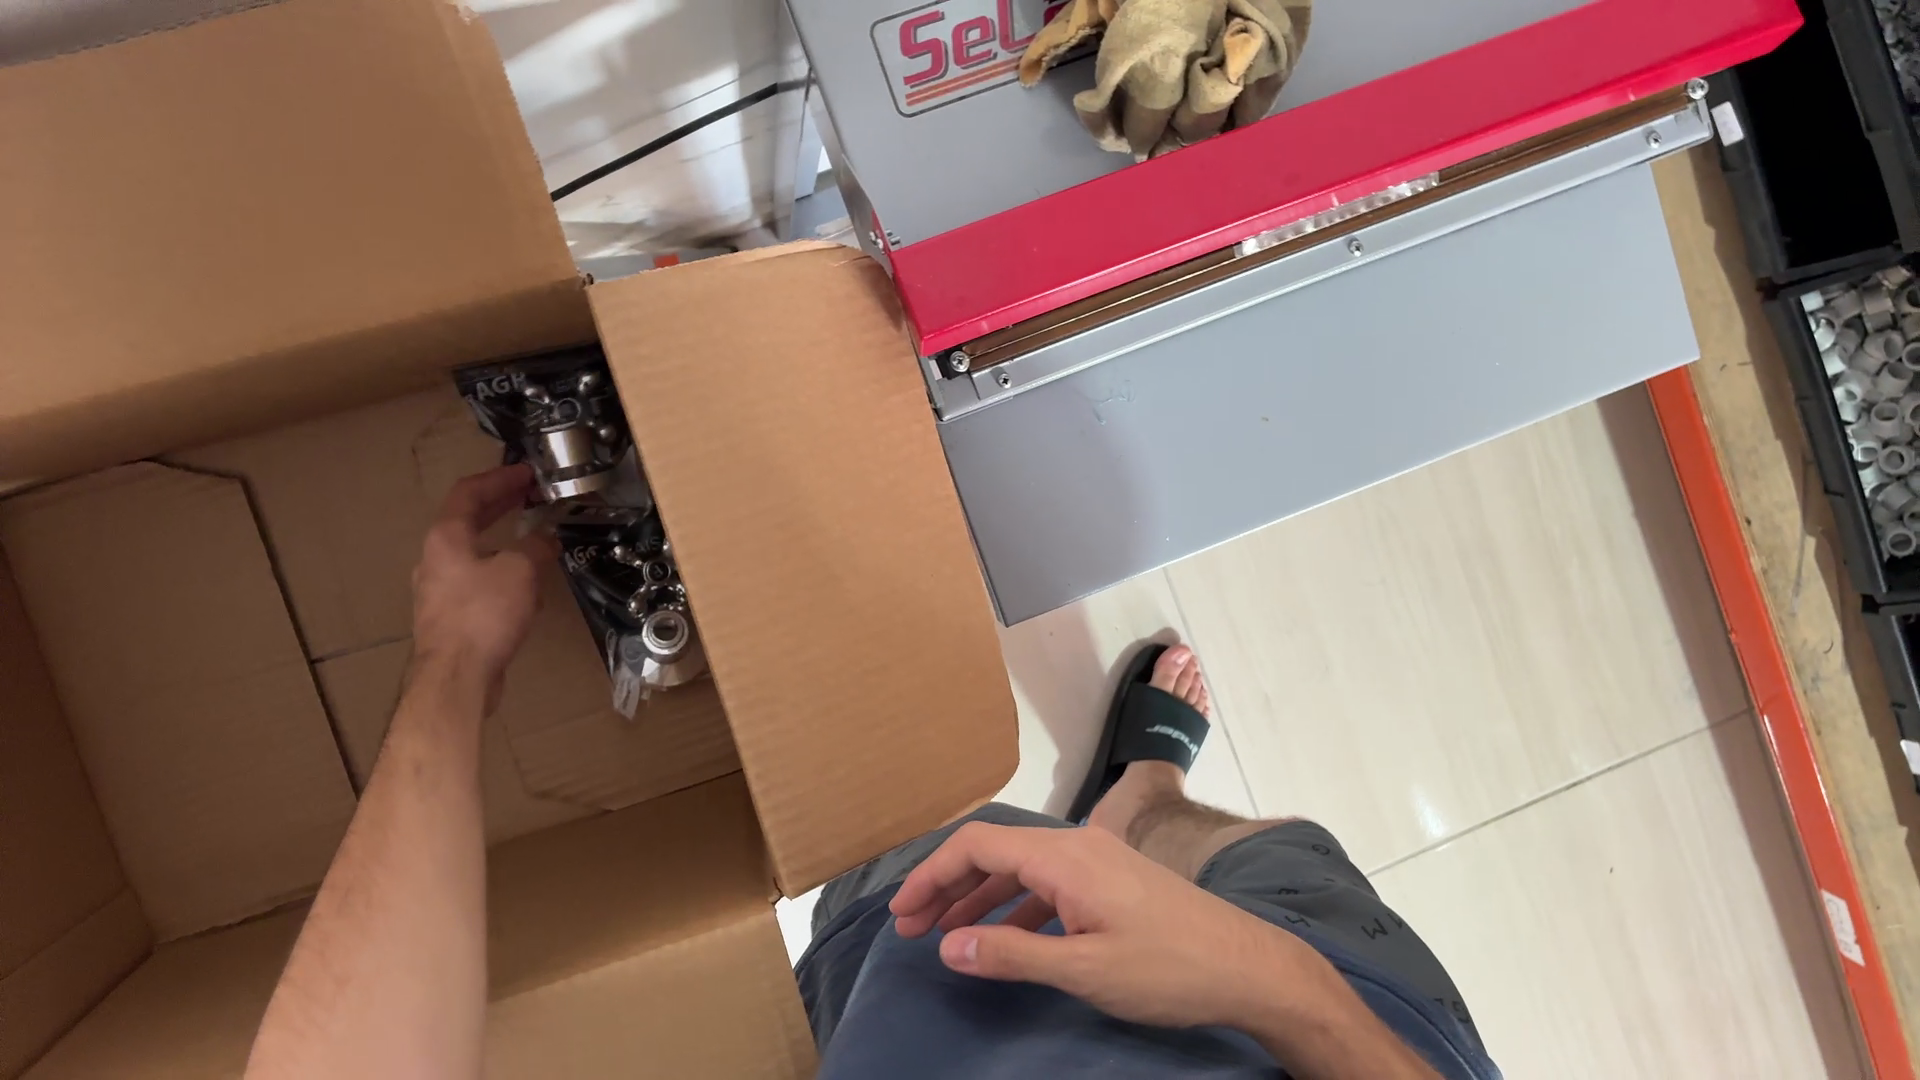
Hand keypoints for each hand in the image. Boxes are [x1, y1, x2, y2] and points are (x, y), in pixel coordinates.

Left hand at [411, 464, 557, 712]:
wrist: (458, 674)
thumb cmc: (484, 614)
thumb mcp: (521, 570)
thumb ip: (536, 547)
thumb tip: (546, 538)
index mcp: (447, 538)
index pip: (469, 493)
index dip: (499, 478)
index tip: (525, 471)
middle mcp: (436, 559)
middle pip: (467, 520)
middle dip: (500, 504)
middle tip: (529, 494)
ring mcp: (440, 589)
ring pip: (472, 552)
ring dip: (502, 539)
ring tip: (532, 538)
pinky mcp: (450, 616)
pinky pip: (478, 580)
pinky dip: (502, 570)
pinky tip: (525, 586)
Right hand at [890, 822, 1307, 1030]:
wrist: (1247, 966)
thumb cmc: (1166, 967)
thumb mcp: (1084, 969)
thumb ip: (1011, 955)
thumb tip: (947, 947)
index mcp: (1063, 856)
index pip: (979, 845)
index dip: (934, 873)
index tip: (903, 911)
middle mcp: (1073, 845)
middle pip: (995, 852)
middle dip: (949, 885)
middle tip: (911, 927)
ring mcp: (1093, 859)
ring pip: (1019, 868)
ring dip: (978, 897)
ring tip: (943, 934)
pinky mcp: (1108, 878)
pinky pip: (1045, 884)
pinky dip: (1014, 907)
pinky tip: (1000, 937)